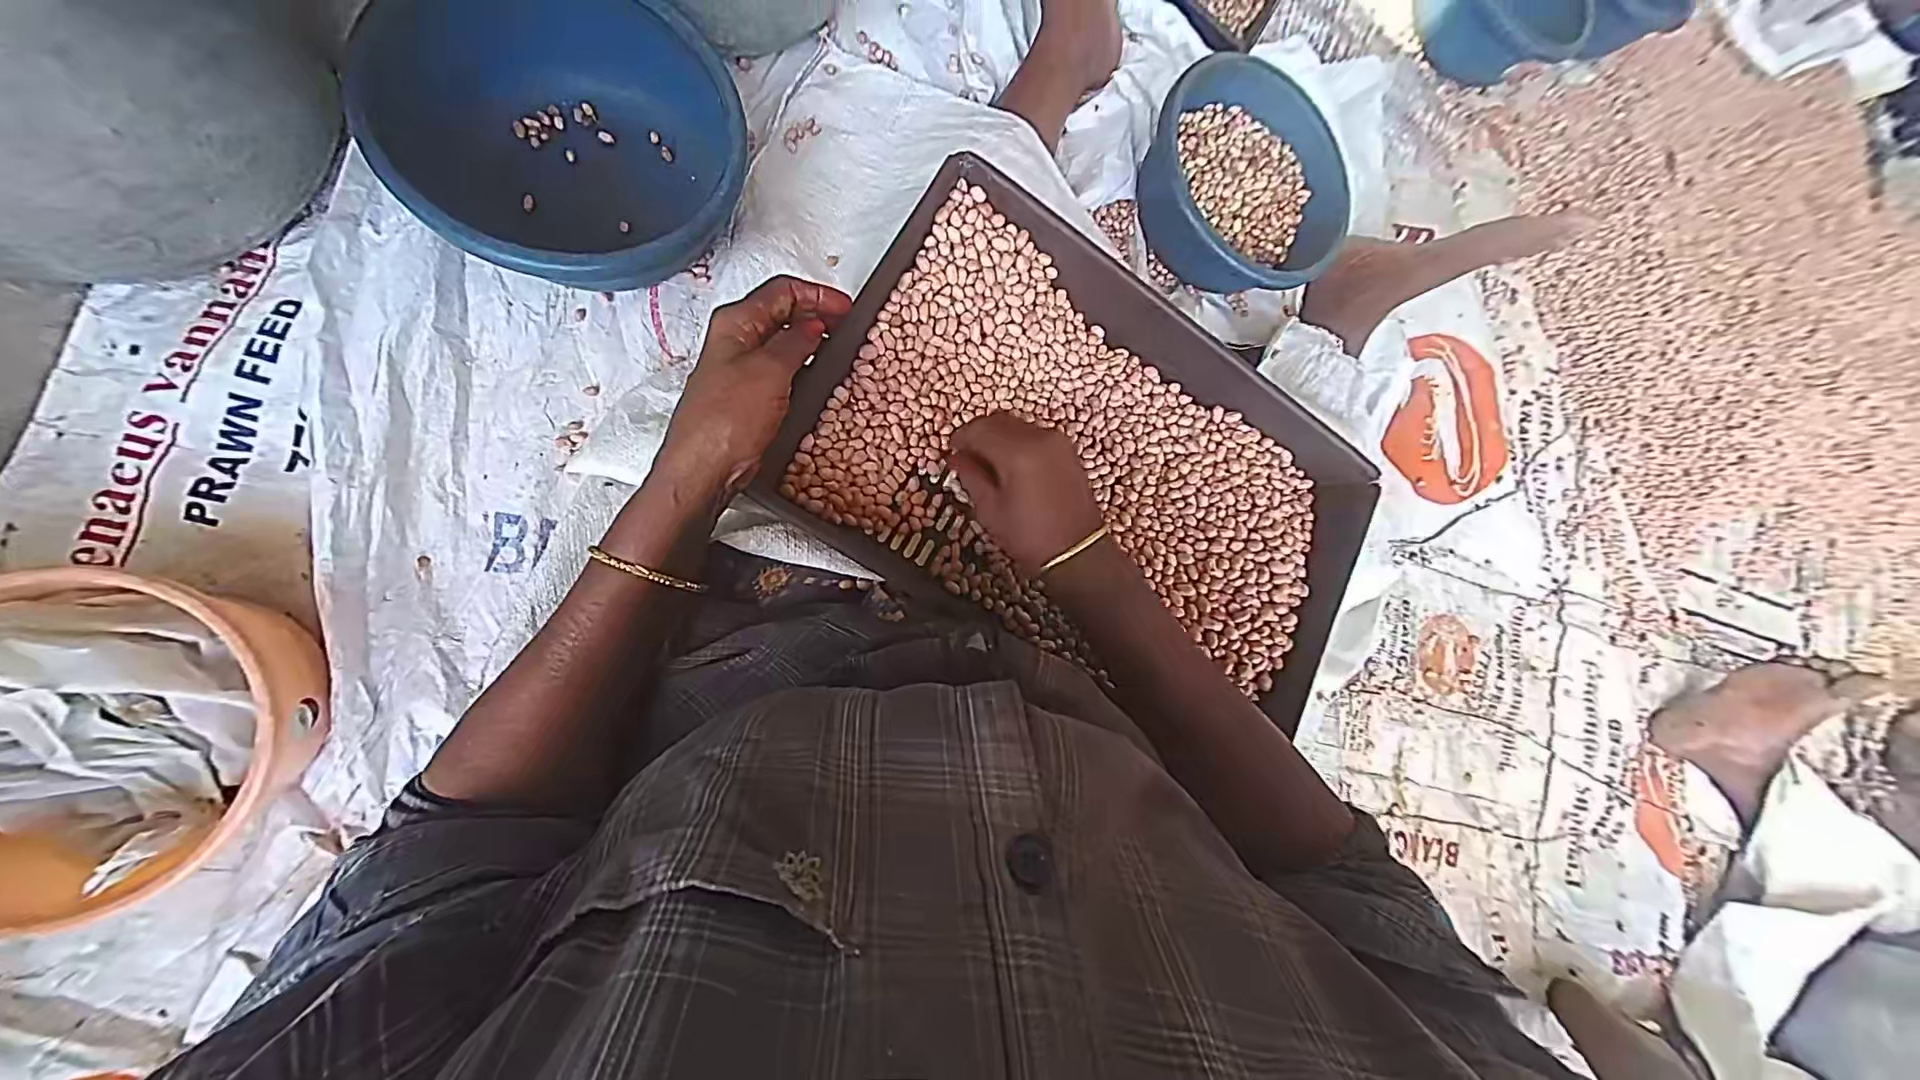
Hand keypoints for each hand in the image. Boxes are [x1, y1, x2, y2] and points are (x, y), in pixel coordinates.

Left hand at [653, 276, 852, 500]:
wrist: (705, 467)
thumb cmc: (723, 420)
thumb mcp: (770, 370)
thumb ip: (796, 342)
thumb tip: (813, 327)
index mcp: (735, 323)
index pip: (782, 291)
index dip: (817, 295)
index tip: (845, 307)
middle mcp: (736, 342)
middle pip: (782, 314)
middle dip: (816, 315)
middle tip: (846, 325)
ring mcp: (742, 370)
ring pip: (783, 344)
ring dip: (811, 343)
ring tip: (838, 350)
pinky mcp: (750, 398)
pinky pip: (782, 373)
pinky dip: (803, 369)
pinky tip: (818, 379)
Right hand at [949, 412, 1105, 575]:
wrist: (1076, 552)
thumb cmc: (1031, 537)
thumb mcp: (990, 510)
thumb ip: (970, 477)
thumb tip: (955, 458)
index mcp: (1018, 453)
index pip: (978, 429)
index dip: (960, 438)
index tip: (952, 450)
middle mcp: (1039, 439)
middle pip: (998, 420)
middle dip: (978, 433)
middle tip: (965, 455)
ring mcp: (1057, 442)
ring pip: (1016, 424)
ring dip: (997, 436)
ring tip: (987, 464)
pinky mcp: (1067, 450)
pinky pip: (1033, 434)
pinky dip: (1017, 441)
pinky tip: (1010, 466)